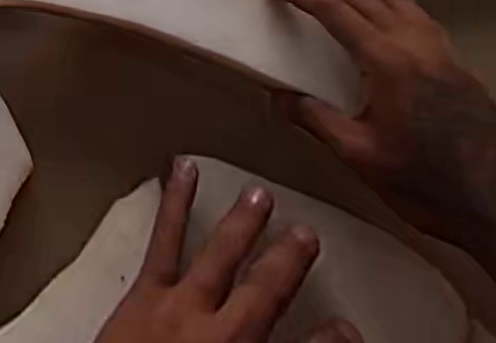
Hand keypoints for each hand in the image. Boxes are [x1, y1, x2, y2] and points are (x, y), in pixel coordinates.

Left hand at [95, 156, 358, 342]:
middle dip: (287, 264)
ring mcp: (181, 309)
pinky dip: (176, 201)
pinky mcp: (147, 291)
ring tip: (260, 193)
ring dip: (243, 225)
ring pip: (220, 258)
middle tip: (307, 233)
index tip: (348, 327)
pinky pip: (165, 239)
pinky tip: (184, 169)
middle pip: (265, 295)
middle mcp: (220, 337)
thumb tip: (276, 338)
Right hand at [263, 0, 495, 245]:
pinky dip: (389, 7)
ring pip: (398, 2)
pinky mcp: (464, 72)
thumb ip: (315, 119)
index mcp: (390, 62)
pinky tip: (381, 25)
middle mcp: (420, 48)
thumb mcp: (359, 156)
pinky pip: (420, 20)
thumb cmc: (428, 188)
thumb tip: (278, 96)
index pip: (335, 10)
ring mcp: (448, 57)